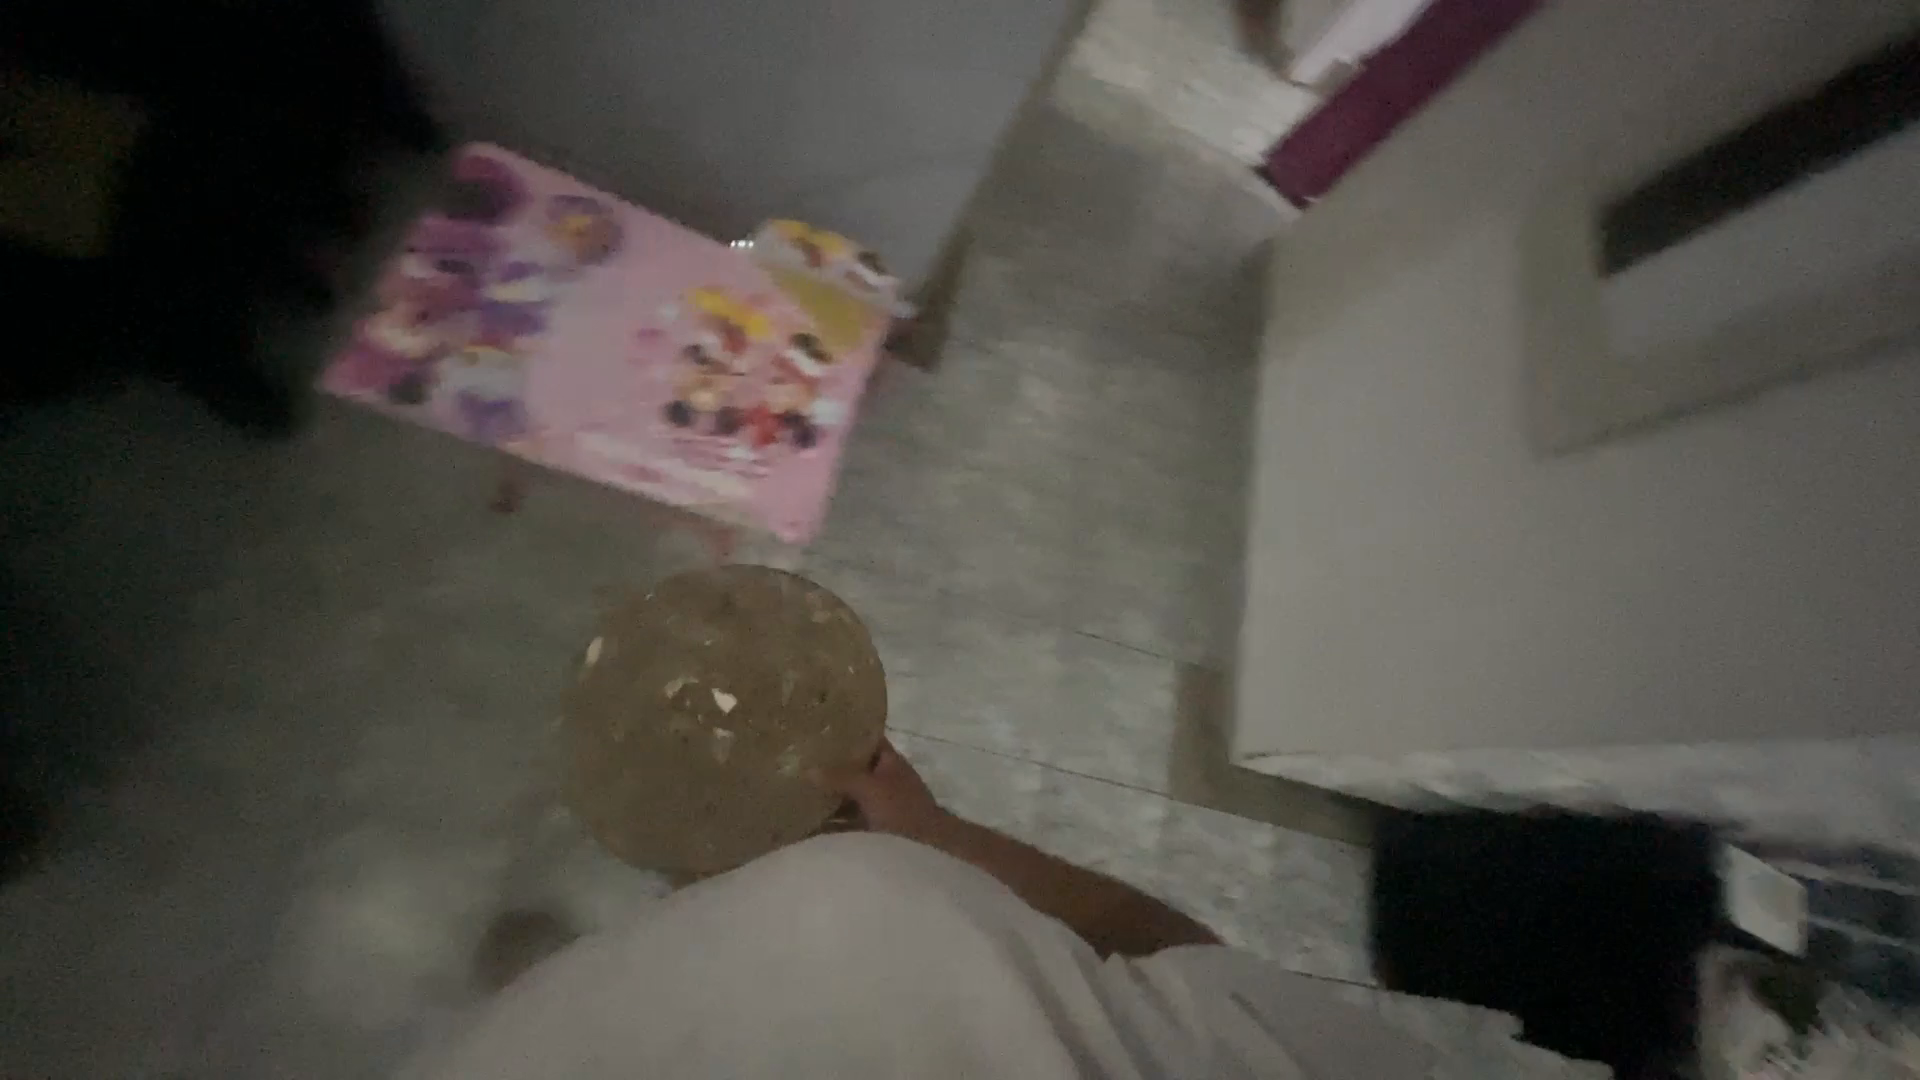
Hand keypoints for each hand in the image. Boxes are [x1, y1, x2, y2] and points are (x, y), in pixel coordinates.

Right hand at [811, 738, 951, 842]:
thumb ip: (841, 777)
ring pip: (847, 795)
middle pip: (853, 768)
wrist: (925, 848)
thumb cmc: (902, 809)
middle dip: (829, 767)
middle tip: (797, 762)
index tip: (818, 731)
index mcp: (889, 761)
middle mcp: (883, 779)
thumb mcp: (871, 788)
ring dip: (826, 795)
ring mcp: (877, 805)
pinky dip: (828, 821)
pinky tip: (805, 822)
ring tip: (794, 789)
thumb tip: (807, 770)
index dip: (846, 733)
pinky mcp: (870, 829)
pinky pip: (844, 821)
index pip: (866, 739)